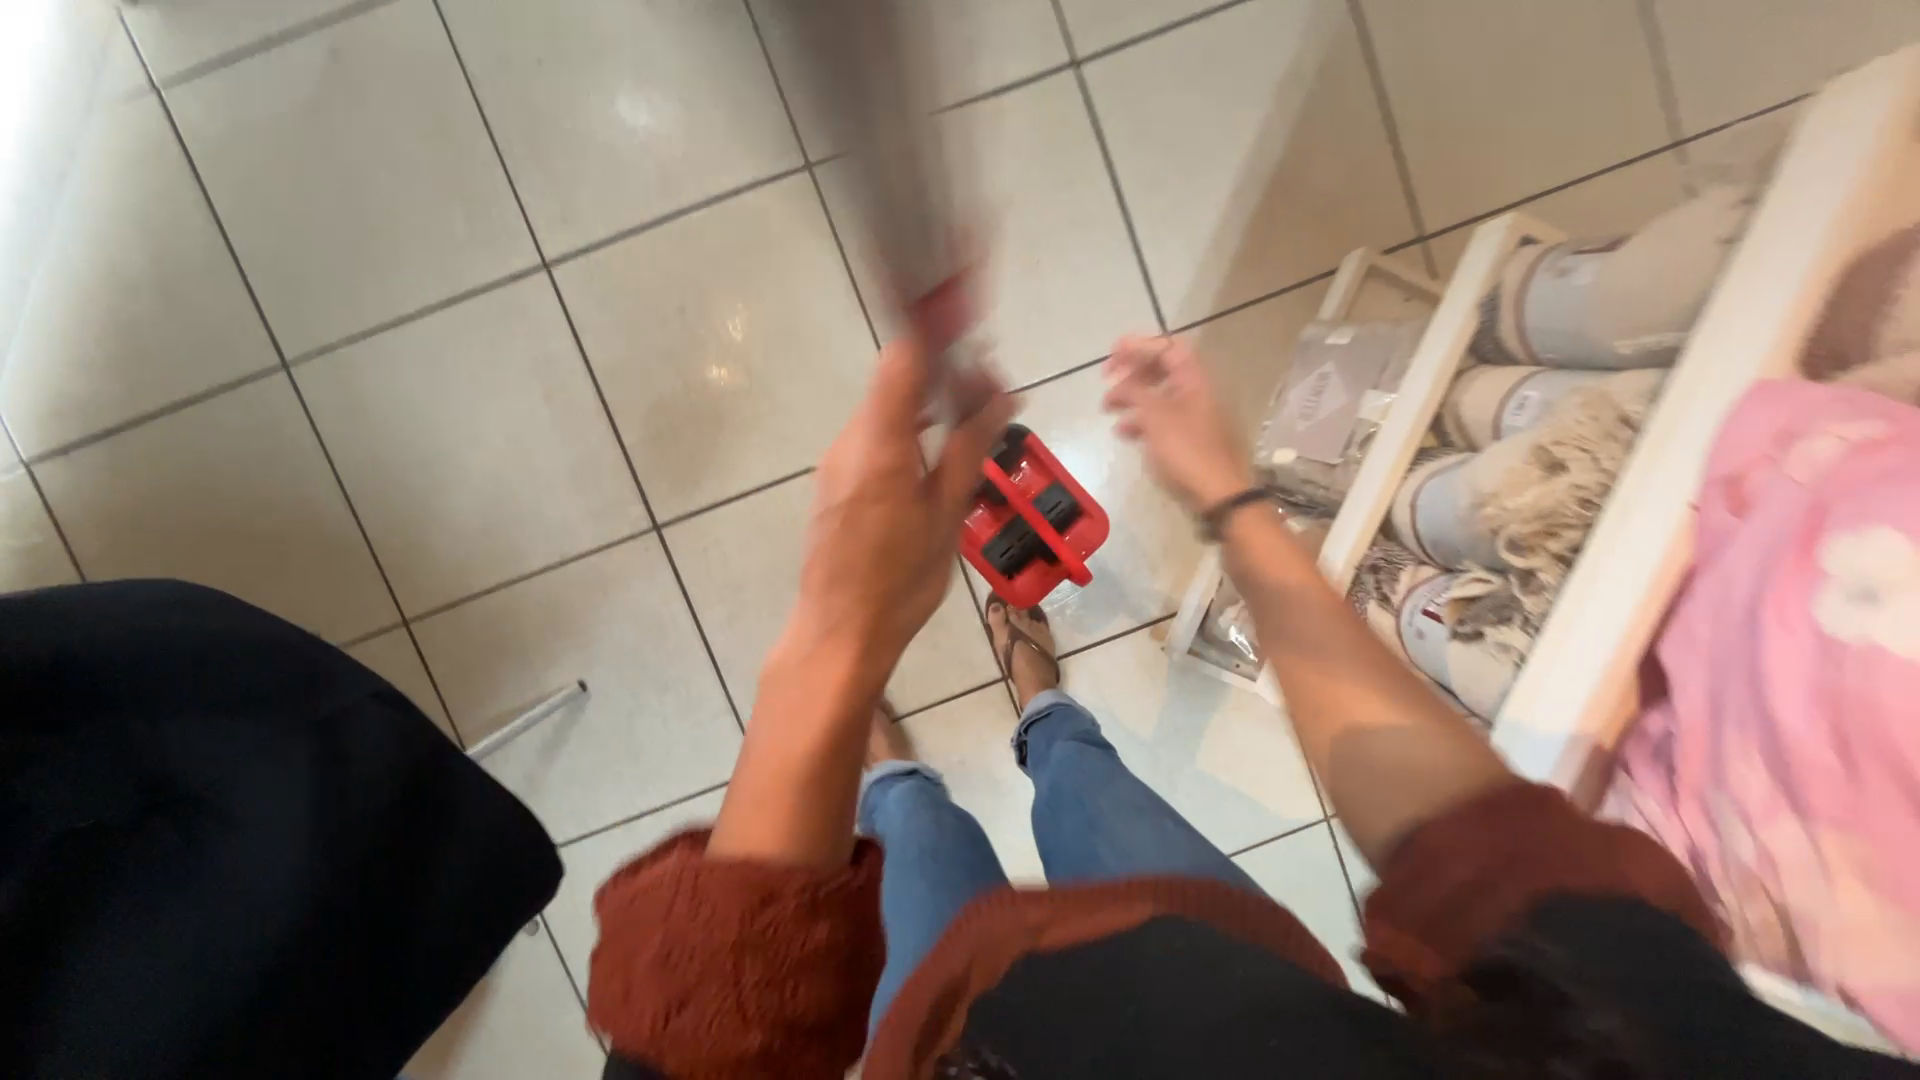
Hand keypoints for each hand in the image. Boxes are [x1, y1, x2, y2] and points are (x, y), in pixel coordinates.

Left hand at [782, 338, 1014, 680]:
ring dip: (929, 413)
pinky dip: (908, 439)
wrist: (839, 633)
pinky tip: (936, 465)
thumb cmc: (900, 580)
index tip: (982, 360)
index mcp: (878, 442)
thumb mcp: (945, 515)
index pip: (904, 358)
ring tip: (973, 434)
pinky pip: (874, 443)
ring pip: (886, 414)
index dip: (943, 345)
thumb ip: (968, 449)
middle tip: (993, 405)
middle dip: (946, 384)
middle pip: (896, 384)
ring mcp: (836, 463)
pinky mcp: (834, 485)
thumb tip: (1000, 397)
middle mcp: (849, 441)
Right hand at [1101, 335, 1254, 513]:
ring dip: (1132, 397)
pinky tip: (1124, 433)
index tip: (1112, 353)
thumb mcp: (1157, 418)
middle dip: (1132, 372)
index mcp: (1195, 380)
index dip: (1139, 345)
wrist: (1219, 494)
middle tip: (1107, 380)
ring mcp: (1194, 416)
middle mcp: (1197, 392)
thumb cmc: (1188, 452)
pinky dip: (1141, 420)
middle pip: (1162, 369)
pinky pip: (1162, 418)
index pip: (1167, 347)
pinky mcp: (1189, 438)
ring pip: (1159, 395)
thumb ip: (1136, 393)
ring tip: (1108, 408)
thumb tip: (1121, 382)